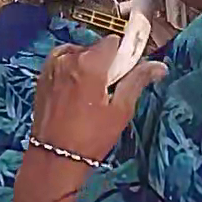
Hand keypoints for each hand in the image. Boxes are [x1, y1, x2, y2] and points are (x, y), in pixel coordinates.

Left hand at [31, 35, 165, 165]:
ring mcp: (51, 66)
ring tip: (89, 93)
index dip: (122, 56)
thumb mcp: (121, 110)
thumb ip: (138, 80)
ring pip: (77, 54)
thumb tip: (160, 66)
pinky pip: (60, 62)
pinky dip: (69, 69)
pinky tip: (74, 89)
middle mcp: (68, 58)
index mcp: (89, 63)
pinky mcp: (41, 77)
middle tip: (108, 89)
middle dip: (104, 63)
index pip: (113, 42)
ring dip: (85, 65)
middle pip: (94, 48)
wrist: (54, 159)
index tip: (124, 73)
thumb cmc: (91, 137)